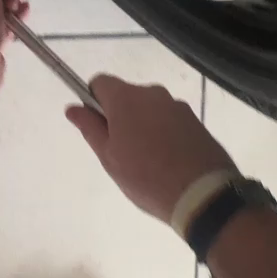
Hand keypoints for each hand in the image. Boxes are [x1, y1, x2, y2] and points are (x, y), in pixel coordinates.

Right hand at [66, 75, 236, 221]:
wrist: (204, 195)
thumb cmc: (146, 177)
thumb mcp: (109, 157)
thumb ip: (89, 127)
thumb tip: (72, 107)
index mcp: (126, 97)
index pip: (100, 82)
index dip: (94, 101)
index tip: (99, 127)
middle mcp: (152, 93)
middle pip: (126, 95)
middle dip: (120, 116)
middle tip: (121, 151)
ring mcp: (176, 105)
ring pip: (148, 108)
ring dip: (143, 124)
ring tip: (148, 161)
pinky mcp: (195, 120)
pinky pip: (169, 119)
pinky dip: (163, 132)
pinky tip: (168, 160)